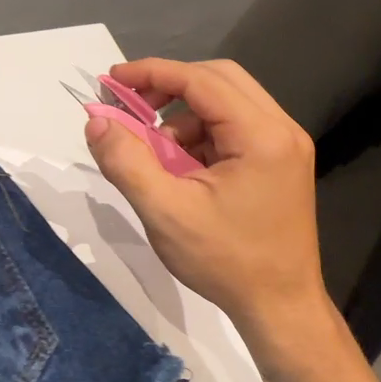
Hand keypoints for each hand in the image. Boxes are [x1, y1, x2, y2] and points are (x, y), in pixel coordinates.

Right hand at [82, 58, 323, 327]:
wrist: (279, 308)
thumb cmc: (225, 260)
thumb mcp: (164, 212)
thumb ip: (126, 162)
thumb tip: (96, 122)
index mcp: (261, 136)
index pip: (201, 81)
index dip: (152, 73)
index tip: (111, 82)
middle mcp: (280, 130)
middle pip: (219, 79)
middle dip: (168, 85)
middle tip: (129, 106)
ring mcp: (284, 147)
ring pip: (226, 101)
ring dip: (182, 112)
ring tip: (152, 146)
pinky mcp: (278, 163)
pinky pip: (233, 126)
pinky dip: (198, 131)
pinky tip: (177, 163)